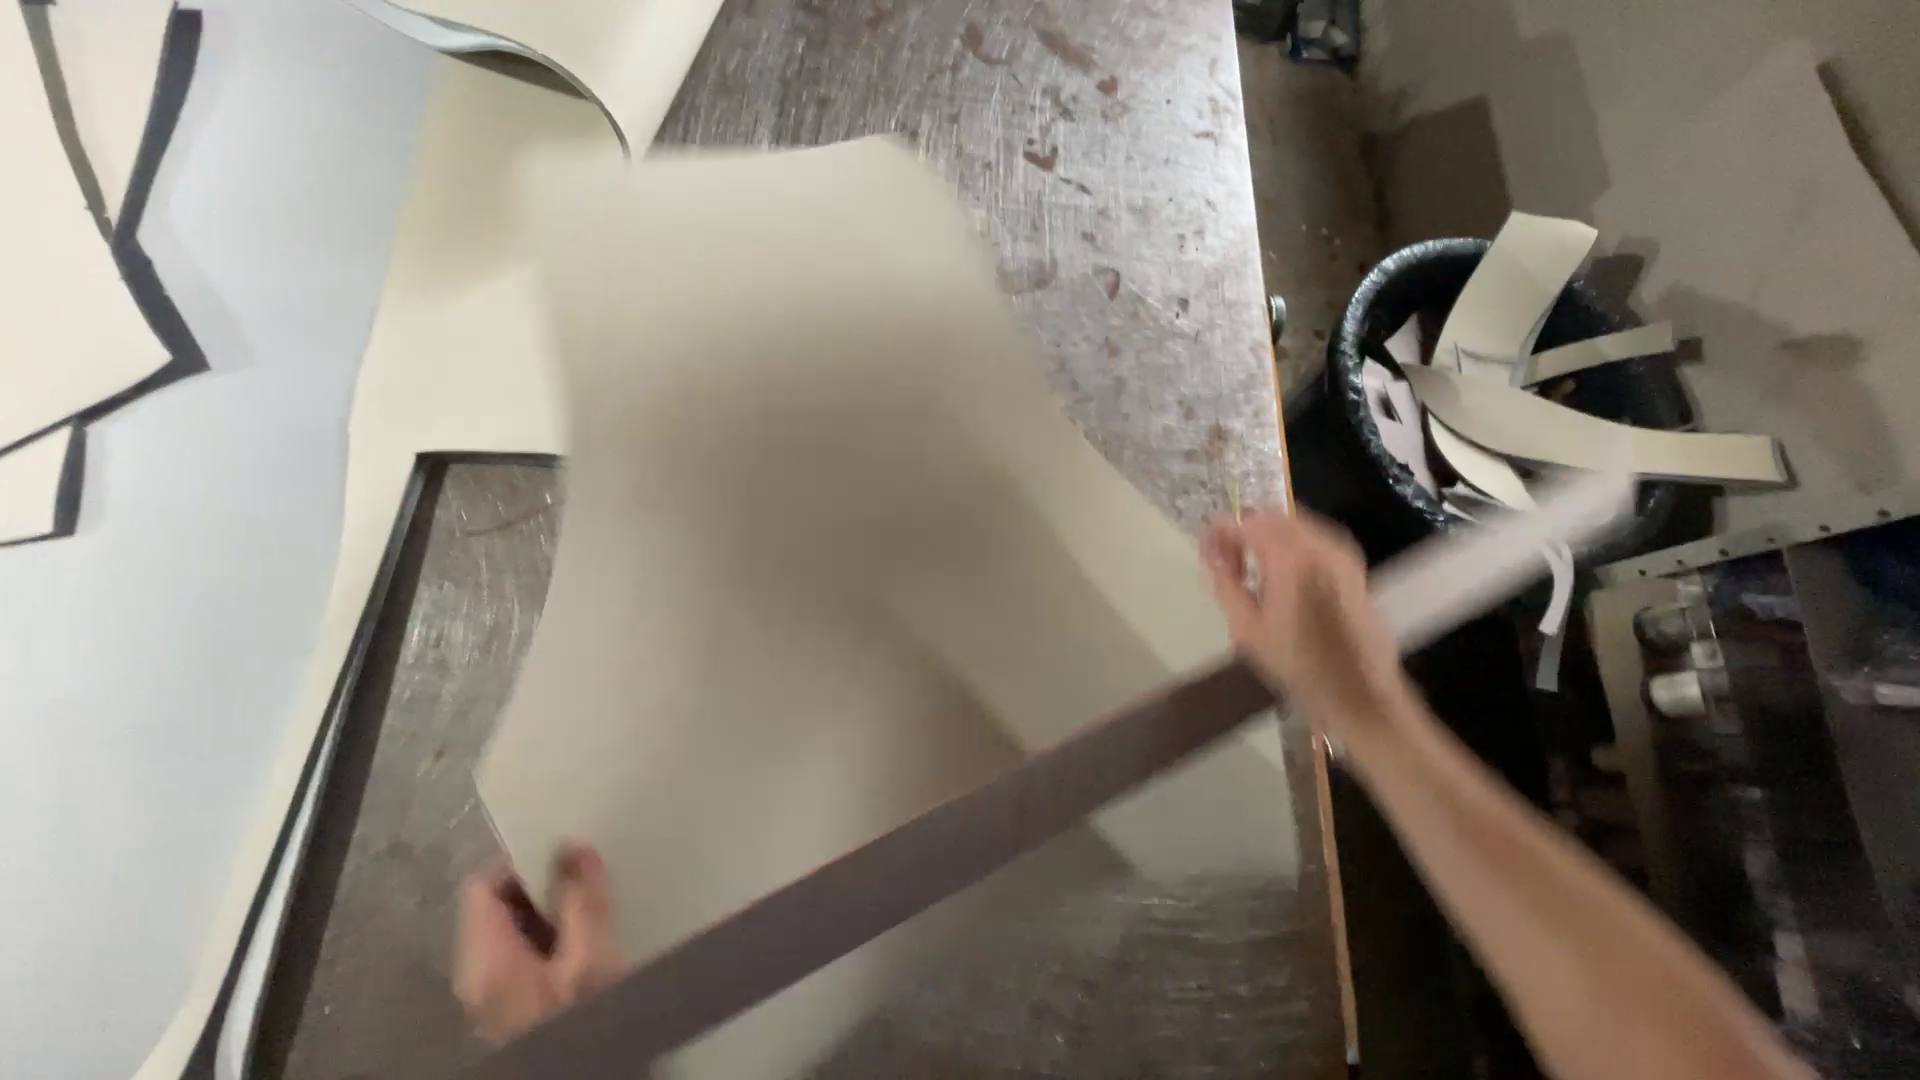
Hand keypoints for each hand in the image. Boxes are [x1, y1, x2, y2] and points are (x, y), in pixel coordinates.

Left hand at [454, 842, 625, 1042]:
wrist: (582, 1078)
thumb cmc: (581, 1021)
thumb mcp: (591, 959)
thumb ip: (583, 901)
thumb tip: (574, 846)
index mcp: (484, 959)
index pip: (481, 886)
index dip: (520, 860)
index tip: (565, 849)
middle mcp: (476, 974)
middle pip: (497, 906)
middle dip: (542, 882)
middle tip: (586, 870)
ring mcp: (491, 994)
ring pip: (513, 929)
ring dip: (552, 908)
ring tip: (593, 898)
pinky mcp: (512, 1005)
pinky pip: (524, 952)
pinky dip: (553, 933)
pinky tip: (589, 936)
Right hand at [1202, 510, 1411, 741]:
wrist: (1358, 689)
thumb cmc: (1297, 663)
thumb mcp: (1246, 628)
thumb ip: (1224, 581)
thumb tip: (1211, 550)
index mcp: (1291, 558)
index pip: (1248, 523)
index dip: (1222, 529)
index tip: (1206, 546)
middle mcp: (1320, 546)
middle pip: (1273, 518)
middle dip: (1246, 531)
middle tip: (1227, 560)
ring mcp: (1342, 554)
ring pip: (1296, 527)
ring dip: (1270, 538)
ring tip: (1253, 570)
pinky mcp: (1354, 567)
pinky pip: (1315, 540)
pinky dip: (1293, 547)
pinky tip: (1283, 576)